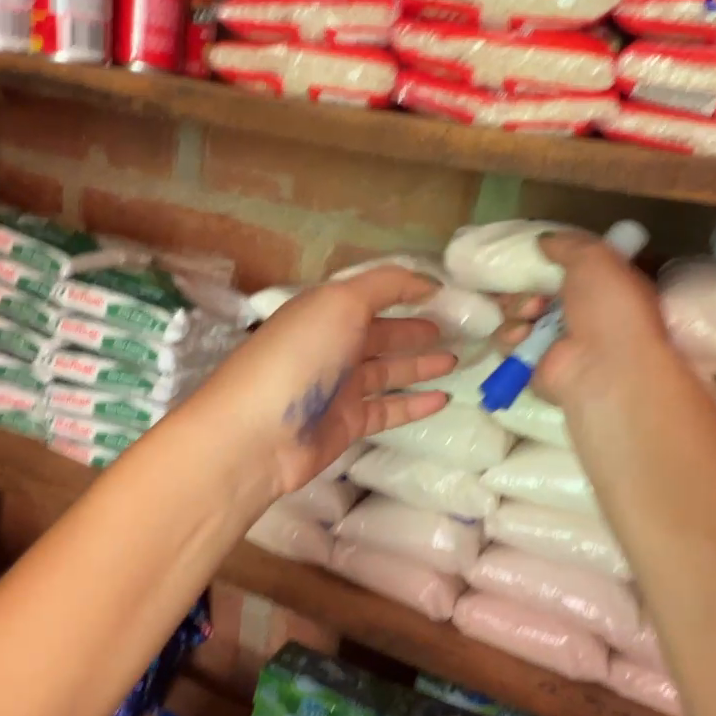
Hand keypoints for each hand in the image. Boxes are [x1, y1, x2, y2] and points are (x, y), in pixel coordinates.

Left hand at [185, 267, 456, 498]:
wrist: (257, 434)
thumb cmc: (299, 356)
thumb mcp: (341, 302)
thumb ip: (386, 286)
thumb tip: (428, 281)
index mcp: (325, 311)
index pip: (372, 295)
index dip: (406, 291)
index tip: (446, 294)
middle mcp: (331, 345)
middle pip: (381, 334)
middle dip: (415, 330)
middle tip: (457, 330)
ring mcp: (338, 387)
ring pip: (387, 371)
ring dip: (420, 365)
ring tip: (456, 361)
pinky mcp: (346, 424)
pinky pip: (388, 409)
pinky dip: (415, 404)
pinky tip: (444, 399)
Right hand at [493, 231, 685, 412]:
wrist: (605, 367)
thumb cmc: (609, 308)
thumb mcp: (596, 258)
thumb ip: (567, 243)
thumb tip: (543, 240)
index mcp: (599, 289)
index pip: (563, 270)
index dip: (546, 262)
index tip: (532, 256)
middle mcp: (576, 316)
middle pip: (533, 291)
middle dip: (526, 287)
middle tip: (534, 293)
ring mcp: (552, 342)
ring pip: (516, 314)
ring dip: (518, 308)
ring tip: (533, 313)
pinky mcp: (531, 364)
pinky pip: (507, 342)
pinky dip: (511, 335)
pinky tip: (525, 336)